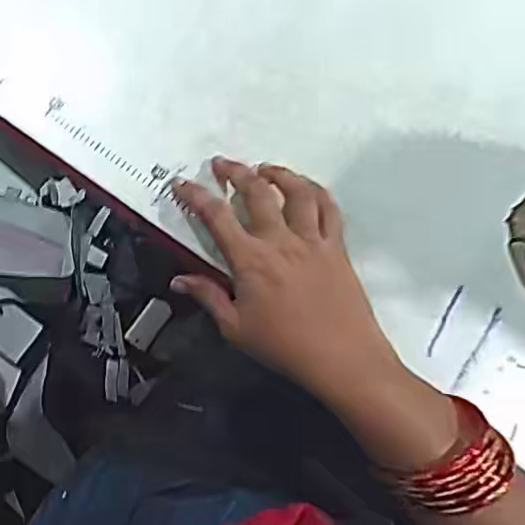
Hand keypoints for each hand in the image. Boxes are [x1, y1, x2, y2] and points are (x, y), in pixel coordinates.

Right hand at [171, 158, 412, 407]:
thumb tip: (181, 280)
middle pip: (256, 192)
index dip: (195, 196)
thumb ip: (208, 297)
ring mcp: (313, 241)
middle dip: (236, 172)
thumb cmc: (285, 346)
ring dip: (278, 174)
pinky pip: (329, 209)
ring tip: (265, 168)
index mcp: (250, 260)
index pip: (216, 216)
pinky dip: (316, 191)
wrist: (344, 359)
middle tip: (222, 164)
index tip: (182, 184)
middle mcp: (281, 241)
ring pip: (296, 193)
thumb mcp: (235, 328)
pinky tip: (307, 187)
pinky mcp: (337, 248)